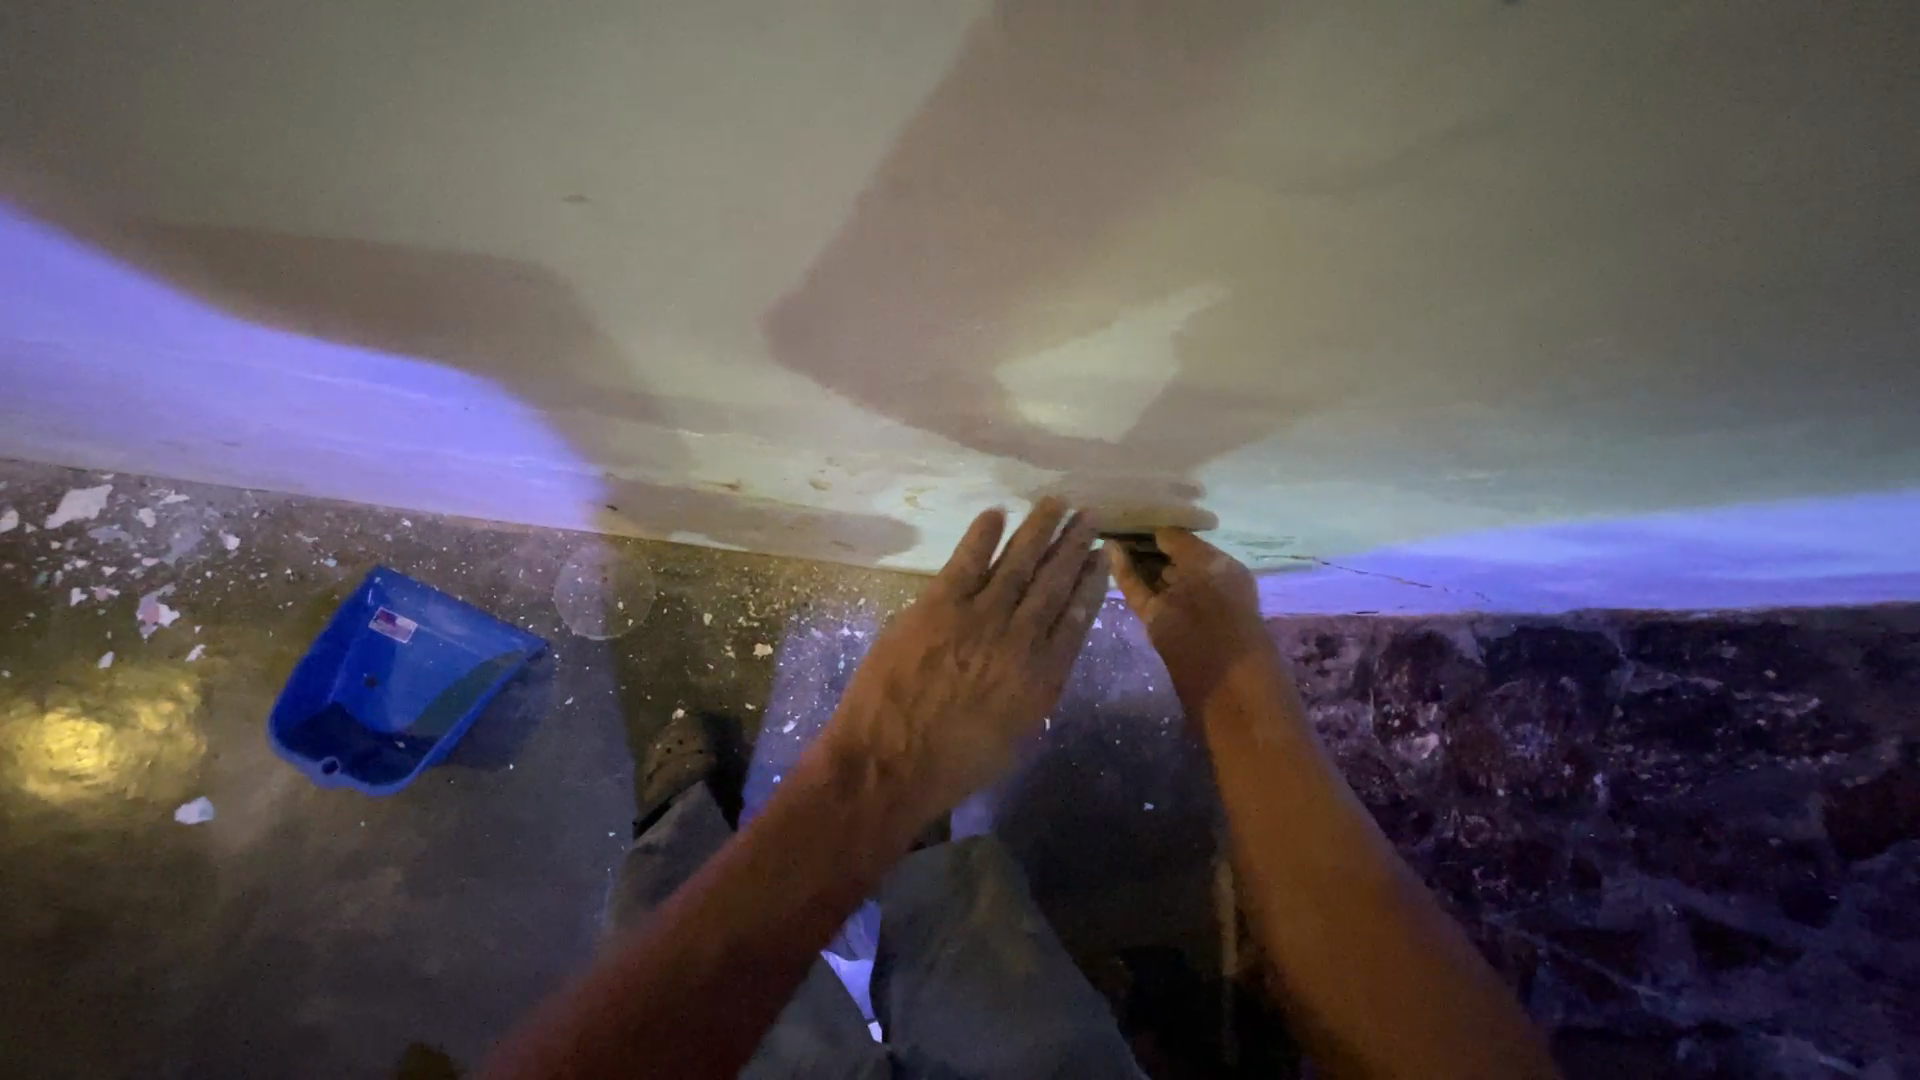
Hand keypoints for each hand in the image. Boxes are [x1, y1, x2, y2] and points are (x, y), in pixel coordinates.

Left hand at [815, 499, 1107, 830]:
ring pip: (1018, 563)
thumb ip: (1034, 693)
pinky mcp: (938, 606)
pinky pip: (966, 561)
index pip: (1077, 618)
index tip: (1102, 557)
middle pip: (1053, 582)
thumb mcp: (1015, 737)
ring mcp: (979, 618)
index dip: (1091, 583)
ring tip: (1057, 503)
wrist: (889, 764)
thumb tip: (1042, 660)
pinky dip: (983, 535)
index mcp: (1043, 677)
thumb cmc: (953, 764)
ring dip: (1039, 530)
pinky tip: (997, 512)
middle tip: (1089, 515)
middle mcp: (1020, 639)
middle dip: (1074, 546)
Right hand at [1108, 530, 1276, 707]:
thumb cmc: (1224, 605)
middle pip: (1165, 556)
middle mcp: (1195, 582)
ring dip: (1130, 552)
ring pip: (1148, 572)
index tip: (1142, 508)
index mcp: (1217, 568)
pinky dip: (1122, 570)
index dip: (1165, 527)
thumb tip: (1157, 530)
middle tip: (1117, 515)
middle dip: (1145, 539)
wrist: (1220, 667)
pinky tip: (1109, 548)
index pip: (1186, 542)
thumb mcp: (1207, 563)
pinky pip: (1136, 588)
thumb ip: (1180, 542)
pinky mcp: (1151, 617)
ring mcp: (1171, 601)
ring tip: (1105, 526)